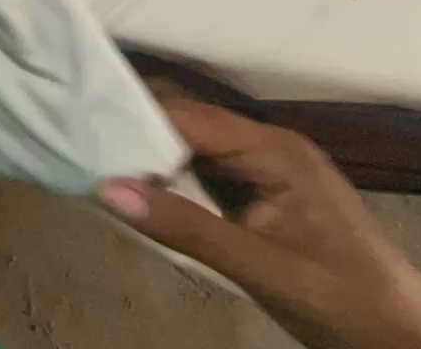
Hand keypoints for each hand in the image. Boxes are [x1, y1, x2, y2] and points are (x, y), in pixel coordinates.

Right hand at [98, 96, 420, 348]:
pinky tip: (125, 177)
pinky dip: (156, 168)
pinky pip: (191, 163)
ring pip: (180, 139)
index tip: (74, 126)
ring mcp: (257, 165)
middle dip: (127, 126)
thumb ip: (185, 227)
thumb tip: (102, 188)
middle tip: (71, 134)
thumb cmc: (349, 304)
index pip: (183, 116)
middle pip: (179, 118)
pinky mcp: (250, 188)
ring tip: (86, 151)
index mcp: (273, 149)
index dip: (128, 119)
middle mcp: (262, 144)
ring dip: (138, 147)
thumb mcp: (266, 270)